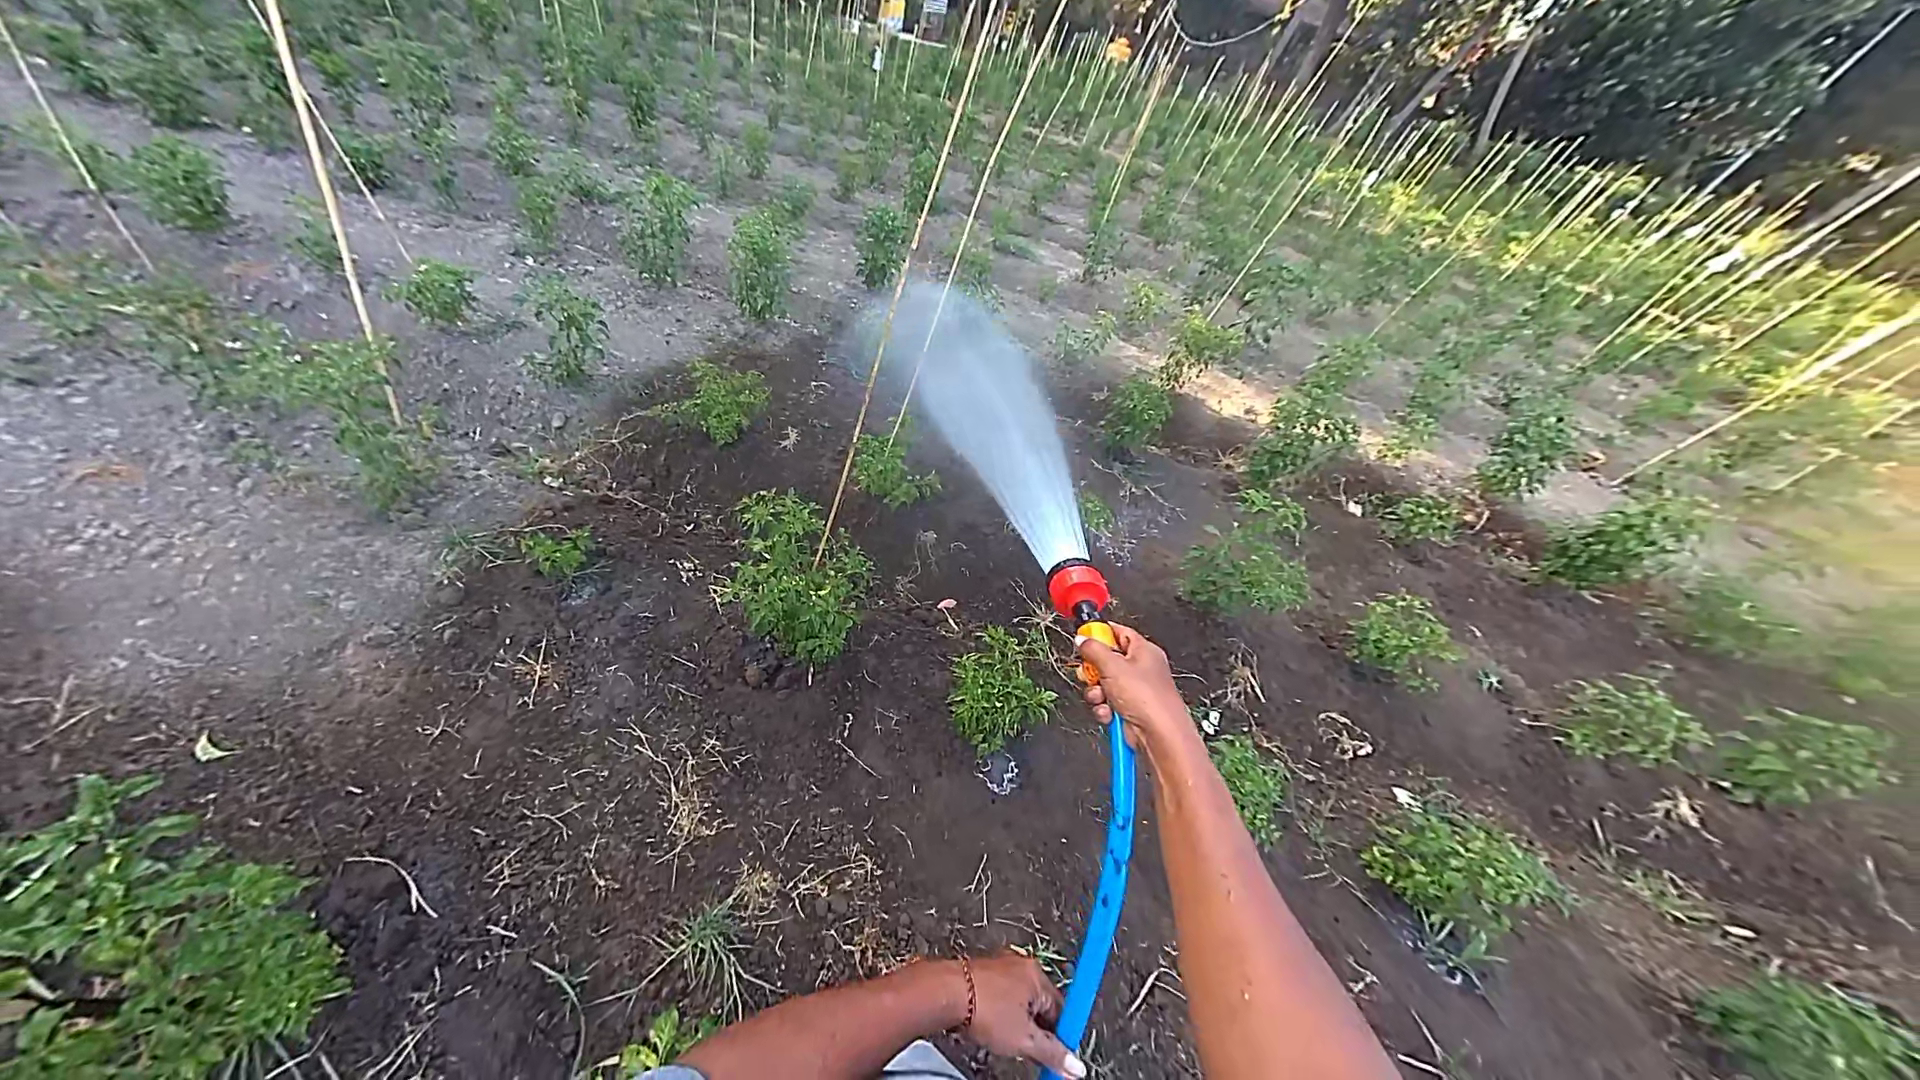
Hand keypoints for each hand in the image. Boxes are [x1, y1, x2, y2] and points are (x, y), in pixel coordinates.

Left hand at [961, 952, 1084, 1078]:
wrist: (948, 993)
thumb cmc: (985, 1009)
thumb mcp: (1024, 1039)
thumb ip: (1053, 1053)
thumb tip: (1076, 1067)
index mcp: (1036, 975)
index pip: (1060, 1009)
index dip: (1060, 1036)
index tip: (1058, 1056)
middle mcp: (1021, 965)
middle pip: (1041, 1004)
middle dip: (1038, 1030)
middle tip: (1030, 1050)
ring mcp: (1002, 966)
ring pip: (1021, 1001)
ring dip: (1019, 1023)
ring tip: (1008, 1039)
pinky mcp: (986, 972)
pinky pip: (1004, 996)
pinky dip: (1003, 1012)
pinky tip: (994, 1026)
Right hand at [1075, 621, 1193, 756]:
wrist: (1158, 735)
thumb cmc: (1148, 699)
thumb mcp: (1113, 666)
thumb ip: (1093, 649)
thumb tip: (1082, 639)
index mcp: (1143, 651)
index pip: (1118, 632)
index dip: (1100, 633)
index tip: (1084, 637)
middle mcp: (1140, 669)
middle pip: (1106, 659)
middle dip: (1093, 669)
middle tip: (1090, 673)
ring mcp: (1134, 690)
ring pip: (1103, 683)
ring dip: (1096, 692)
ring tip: (1101, 696)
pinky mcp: (1128, 708)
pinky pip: (1106, 702)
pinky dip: (1103, 708)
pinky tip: (1108, 712)